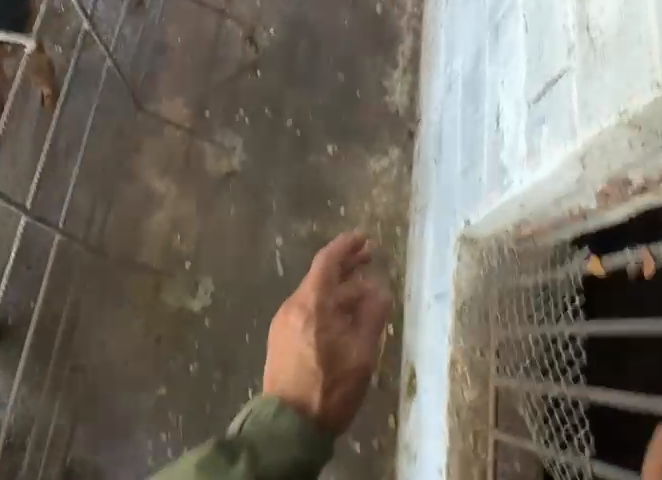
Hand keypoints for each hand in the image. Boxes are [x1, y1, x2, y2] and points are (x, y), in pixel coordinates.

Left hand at [262, 231, 392, 434]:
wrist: (289, 424)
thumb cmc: (330, 388)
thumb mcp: (361, 355)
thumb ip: (371, 317)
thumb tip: (379, 290)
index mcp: (311, 303)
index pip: (327, 262)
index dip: (346, 246)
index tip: (363, 237)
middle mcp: (293, 305)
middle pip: (321, 276)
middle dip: (346, 265)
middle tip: (370, 256)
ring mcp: (284, 321)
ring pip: (315, 294)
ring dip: (339, 287)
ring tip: (363, 288)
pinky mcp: (282, 337)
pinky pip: (308, 310)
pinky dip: (328, 304)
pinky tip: (344, 315)